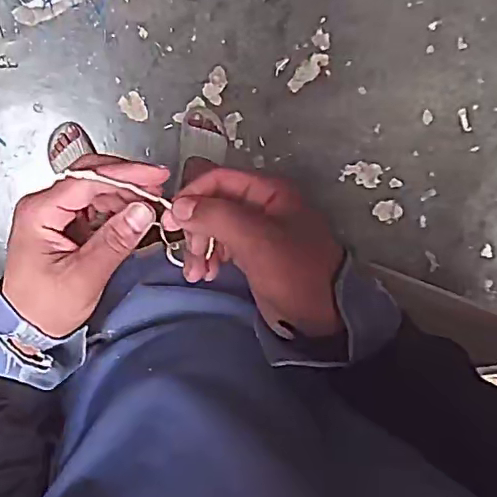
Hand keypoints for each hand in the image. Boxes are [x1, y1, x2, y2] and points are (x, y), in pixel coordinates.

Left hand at [2, 156, 168, 337]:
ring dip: (122, 194)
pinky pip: (92, 206)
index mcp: (38, 213)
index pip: (85, 179)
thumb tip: (142, 210)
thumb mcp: (84, 277)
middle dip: (125, 179)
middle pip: (88, 176)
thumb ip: (114, 242)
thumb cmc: (42, 308)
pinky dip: (115, 208)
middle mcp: (42, 207)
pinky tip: (132, 216)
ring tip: (150, 205)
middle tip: (157, 185)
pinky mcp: (63, 225)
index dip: (123, 175)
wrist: (26, 329)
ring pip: (92, 188)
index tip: (152, 177)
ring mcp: (52, 214)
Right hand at [161, 166, 344, 337]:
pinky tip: (207, 274)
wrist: (325, 316)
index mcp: (267, 191)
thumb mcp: (255, 239)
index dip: (192, 197)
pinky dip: (209, 258)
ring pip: (213, 227)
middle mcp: (260, 205)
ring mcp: (256, 230)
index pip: (218, 179)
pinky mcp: (253, 252)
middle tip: (190, 256)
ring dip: (198, 247)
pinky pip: (221, 246)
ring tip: (196, 273)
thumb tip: (179, 207)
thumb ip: (216, 216)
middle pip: (212, 204)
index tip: (172, 222)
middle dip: (195, 229)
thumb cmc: (295, 273)